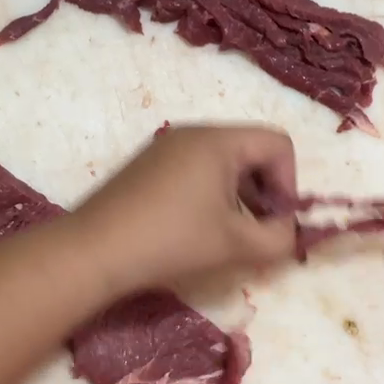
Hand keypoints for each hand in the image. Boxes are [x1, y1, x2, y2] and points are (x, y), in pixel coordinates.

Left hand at [71, 125, 298, 293]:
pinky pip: (193, 171)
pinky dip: (207, 196)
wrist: (94, 250)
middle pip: (250, 151)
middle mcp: (191, 133)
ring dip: (237, 197)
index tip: (275, 222)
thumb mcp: (236, 244)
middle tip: (255, 232)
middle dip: (264, 191)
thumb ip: (279, 238)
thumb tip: (289, 231)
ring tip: (225, 236)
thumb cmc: (171, 240)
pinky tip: (193, 231)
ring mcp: (163, 148)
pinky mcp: (145, 168)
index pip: (278, 143)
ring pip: (222, 164)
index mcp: (217, 139)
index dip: (289, 184)